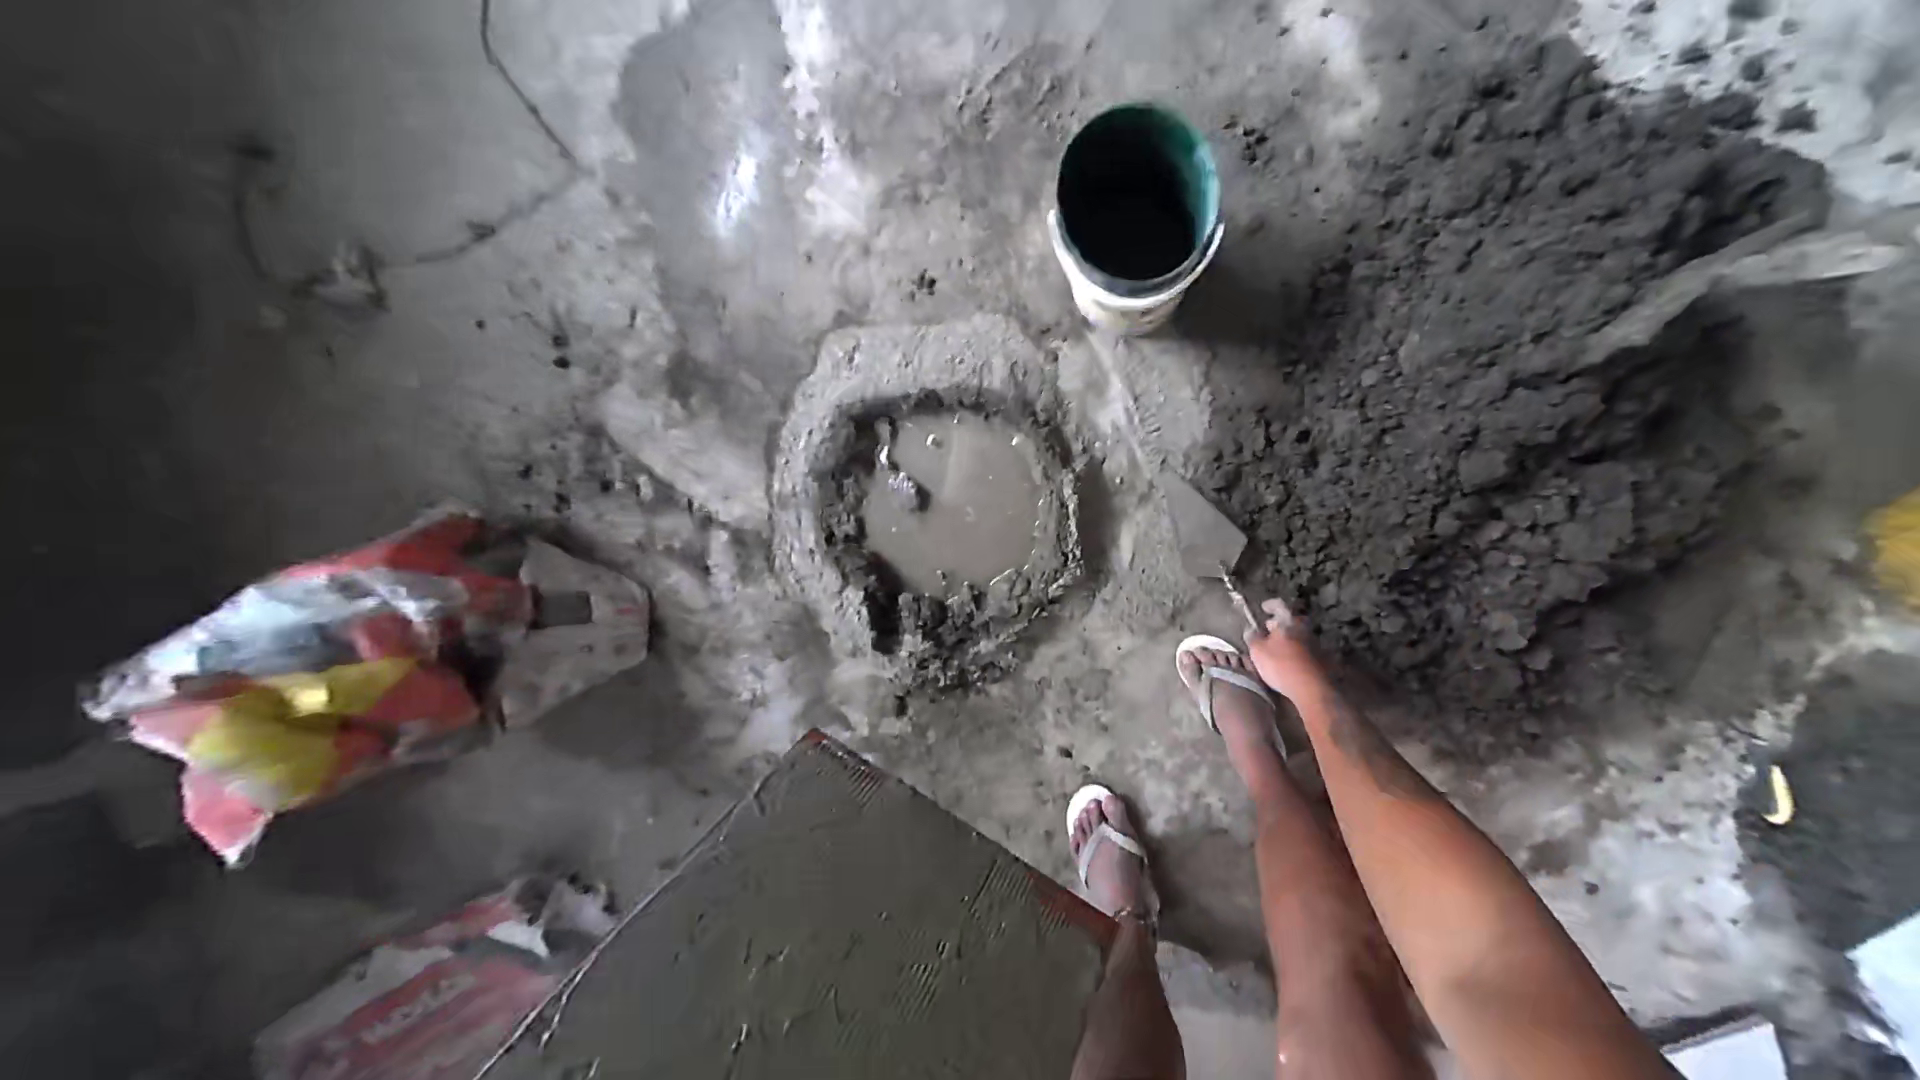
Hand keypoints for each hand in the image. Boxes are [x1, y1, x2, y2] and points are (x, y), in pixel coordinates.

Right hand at [1243, 598, 1328, 704]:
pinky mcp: (1321, 660)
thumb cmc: (1281, 665)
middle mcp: (1304, 630)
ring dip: (1286, 639)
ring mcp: (1315, 645)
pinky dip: (1294, 651)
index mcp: (1288, 623)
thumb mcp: (1257, 651)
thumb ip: (1252, 637)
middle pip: (1290, 622)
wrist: (1312, 689)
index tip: (1263, 608)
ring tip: (1275, 648)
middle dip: (1278, 625)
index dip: (1269, 605)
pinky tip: (1286, 661)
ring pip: (1297, 636)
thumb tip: (1251, 629)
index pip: (1279, 606)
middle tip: (1267, 630)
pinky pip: (1303, 650)